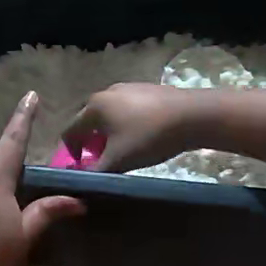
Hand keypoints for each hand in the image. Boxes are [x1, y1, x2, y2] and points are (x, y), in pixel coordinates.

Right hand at [61, 83, 205, 172]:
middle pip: (88, 122)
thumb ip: (94, 172)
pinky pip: (127, 109)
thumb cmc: (149, 137)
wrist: (196, 115)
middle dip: (90, 143)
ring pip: (108, 115)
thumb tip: (81, 178)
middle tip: (103, 161)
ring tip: (124, 150)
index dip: (70, 153)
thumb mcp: (118, 161)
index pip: (69, 132)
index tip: (82, 168)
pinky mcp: (147, 89)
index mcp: (93, 107)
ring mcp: (127, 87)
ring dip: (108, 134)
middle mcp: (105, 93)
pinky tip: (143, 136)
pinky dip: (126, 124)